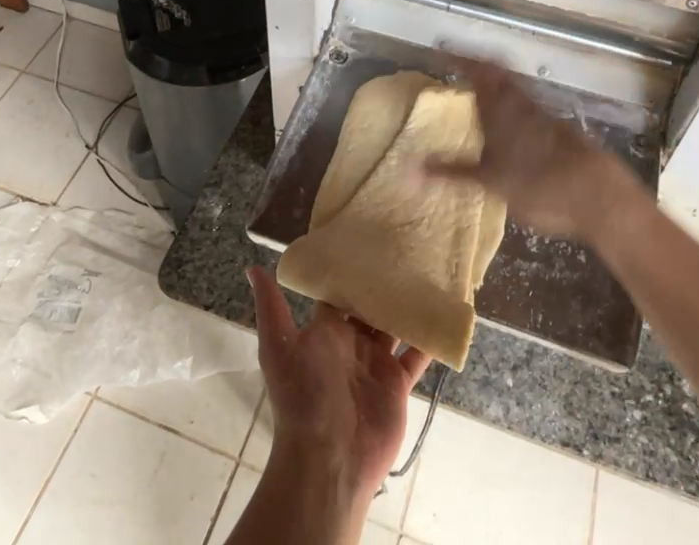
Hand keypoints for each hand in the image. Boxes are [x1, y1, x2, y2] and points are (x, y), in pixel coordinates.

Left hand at [247, 266, 431, 498]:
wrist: (328, 458)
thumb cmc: (301, 397)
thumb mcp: (278, 347)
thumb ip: (270, 307)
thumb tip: (253, 268)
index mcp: (324, 332)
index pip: (337, 294)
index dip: (349, 270)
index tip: (365, 240)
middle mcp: (350, 343)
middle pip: (369, 307)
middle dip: (382, 284)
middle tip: (405, 248)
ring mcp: (375, 363)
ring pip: (394, 326)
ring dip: (407, 306)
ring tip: (428, 273)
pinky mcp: (397, 384)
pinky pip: (416, 356)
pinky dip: (429, 340)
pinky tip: (444, 316)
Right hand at [422, 59, 634, 239]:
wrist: (600, 196)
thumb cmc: (540, 185)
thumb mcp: (488, 182)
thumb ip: (449, 173)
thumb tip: (407, 171)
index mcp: (501, 108)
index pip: (478, 70)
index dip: (459, 58)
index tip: (439, 51)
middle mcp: (523, 104)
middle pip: (500, 73)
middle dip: (479, 66)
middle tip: (459, 65)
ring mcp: (546, 116)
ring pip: (517, 88)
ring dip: (498, 84)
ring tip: (481, 91)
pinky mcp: (562, 131)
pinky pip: (531, 106)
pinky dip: (515, 105)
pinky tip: (513, 124)